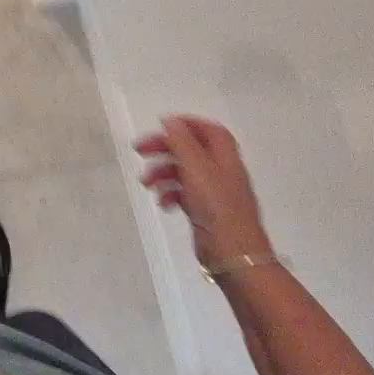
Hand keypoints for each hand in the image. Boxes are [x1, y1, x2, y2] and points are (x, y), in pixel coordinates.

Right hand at [135, 115, 272, 266]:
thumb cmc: (216, 206)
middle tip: (140, 150)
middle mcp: (220, 172)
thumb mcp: (196, 168)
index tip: (163, 125)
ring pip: (183, 172)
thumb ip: (182, 142)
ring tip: (146, 182)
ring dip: (161, 172)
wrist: (233, 253)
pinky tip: (163, 203)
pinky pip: (182, 194)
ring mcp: (213, 193)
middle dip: (164, 147)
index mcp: (225, 159)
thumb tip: (170, 121)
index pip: (211, 131)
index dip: (189, 124)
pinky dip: (169, 194)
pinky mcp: (204, 211)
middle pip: (191, 149)